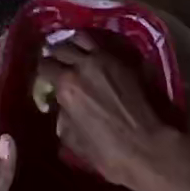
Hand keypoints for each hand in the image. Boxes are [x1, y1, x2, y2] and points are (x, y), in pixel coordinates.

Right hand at [39, 36, 189, 190]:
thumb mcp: (75, 141)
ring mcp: (103, 59)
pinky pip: (99, 45)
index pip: (45, 67)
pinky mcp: (121, 61)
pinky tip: (89, 55)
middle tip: (53, 62)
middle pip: (60, 48)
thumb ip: (63, 119)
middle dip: (53, 54)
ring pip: (79, 38)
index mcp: (66, 84)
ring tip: (70, 51)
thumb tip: (60, 109)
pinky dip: (90, 46)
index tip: (43, 79)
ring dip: (71, 43)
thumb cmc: (108, 153)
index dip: (42, 73)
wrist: (147, 147)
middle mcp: (81, 65)